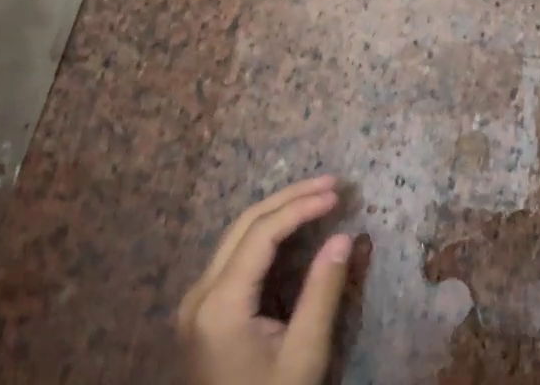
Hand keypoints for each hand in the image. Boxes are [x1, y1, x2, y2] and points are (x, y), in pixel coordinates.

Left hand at [176, 176, 353, 384]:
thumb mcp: (303, 355)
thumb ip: (321, 293)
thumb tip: (344, 237)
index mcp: (220, 304)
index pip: (261, 233)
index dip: (301, 206)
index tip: (337, 195)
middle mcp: (199, 294)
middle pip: (244, 225)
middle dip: (289, 197)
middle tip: (332, 184)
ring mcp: (195, 302)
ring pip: (235, 236)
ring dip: (277, 211)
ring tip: (318, 196)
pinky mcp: (202, 312)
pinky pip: (233, 256)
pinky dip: (265, 234)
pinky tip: (293, 227)